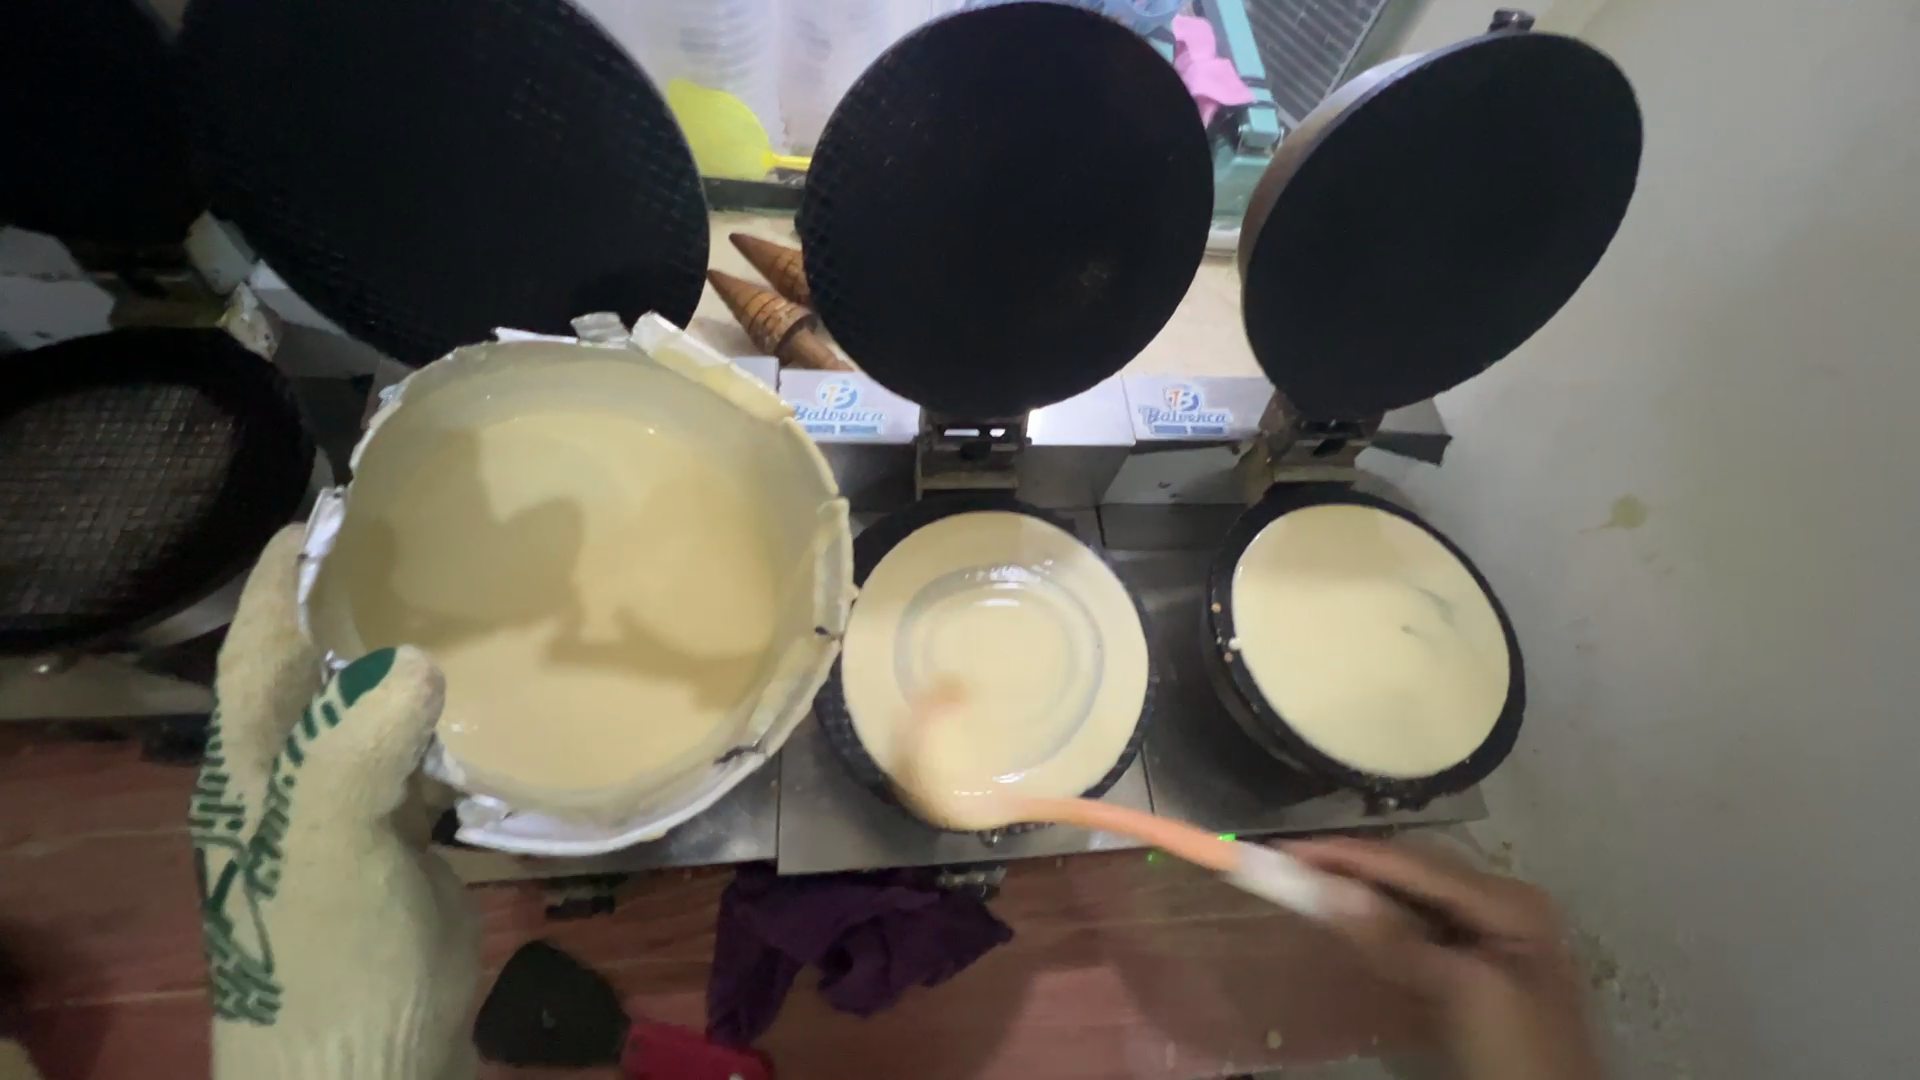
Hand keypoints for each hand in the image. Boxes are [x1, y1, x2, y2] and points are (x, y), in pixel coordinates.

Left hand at [191, 527, 478, 1079]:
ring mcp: (347, 808)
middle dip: (341, 605)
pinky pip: (414, 750)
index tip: (324, 519)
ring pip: (364, 709)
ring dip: (394, 655)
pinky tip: (483, 695)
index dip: (280, 588)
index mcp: (255, 777)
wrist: (368, 1059)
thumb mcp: (332, 861)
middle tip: (408, 549)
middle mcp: (293, 780)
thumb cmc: (335, 964)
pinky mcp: (399, 833)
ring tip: (453, 605)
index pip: (257, 659)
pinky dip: (440, 711)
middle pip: (309, 674)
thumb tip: (415, 662)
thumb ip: (353, 764)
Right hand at [1288, 838, 1602, 1079]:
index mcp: (1508, 900)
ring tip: (1307, 879)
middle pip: (1408, 866)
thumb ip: (1393, 937)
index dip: (1345, 853)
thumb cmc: (1518, 1057)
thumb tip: (1324, 888)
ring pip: (1407, 889)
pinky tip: (1347, 912)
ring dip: (1358, 885)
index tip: (1286, 847)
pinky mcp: (1474, 954)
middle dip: (1350, 863)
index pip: (1410, 861)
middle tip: (1291, 863)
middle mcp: (1501, 898)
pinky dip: (1375, 913)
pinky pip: (1413, 917)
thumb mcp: (1459, 994)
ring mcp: (1491, 926)